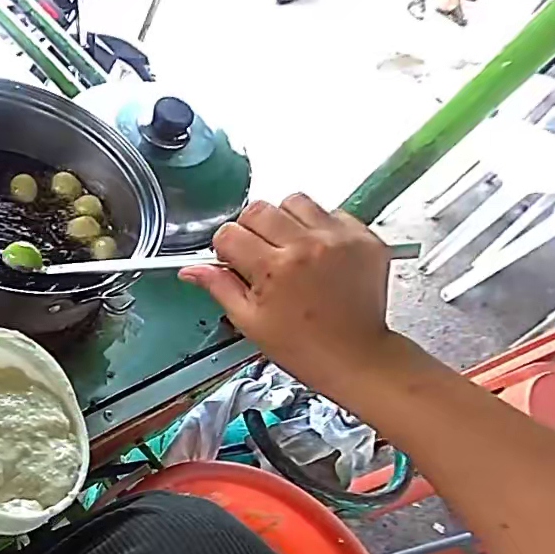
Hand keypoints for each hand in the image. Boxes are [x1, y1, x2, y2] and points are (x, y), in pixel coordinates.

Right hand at [179, 194, 404, 401]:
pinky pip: (331, 212)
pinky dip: (316, 226)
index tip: (230, 261)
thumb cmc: (298, 343)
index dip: (224, 248)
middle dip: (249, 229)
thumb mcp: (246, 318)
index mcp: (274, 268)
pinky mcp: (364, 237)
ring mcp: (340, 238)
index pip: (230, 233)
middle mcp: (307, 246)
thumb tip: (190, 270)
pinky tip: (313, 251)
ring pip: (296, 201)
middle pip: (260, 209)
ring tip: (286, 247)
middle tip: (255, 253)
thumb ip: (218, 286)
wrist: (351, 352)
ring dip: (283, 220)